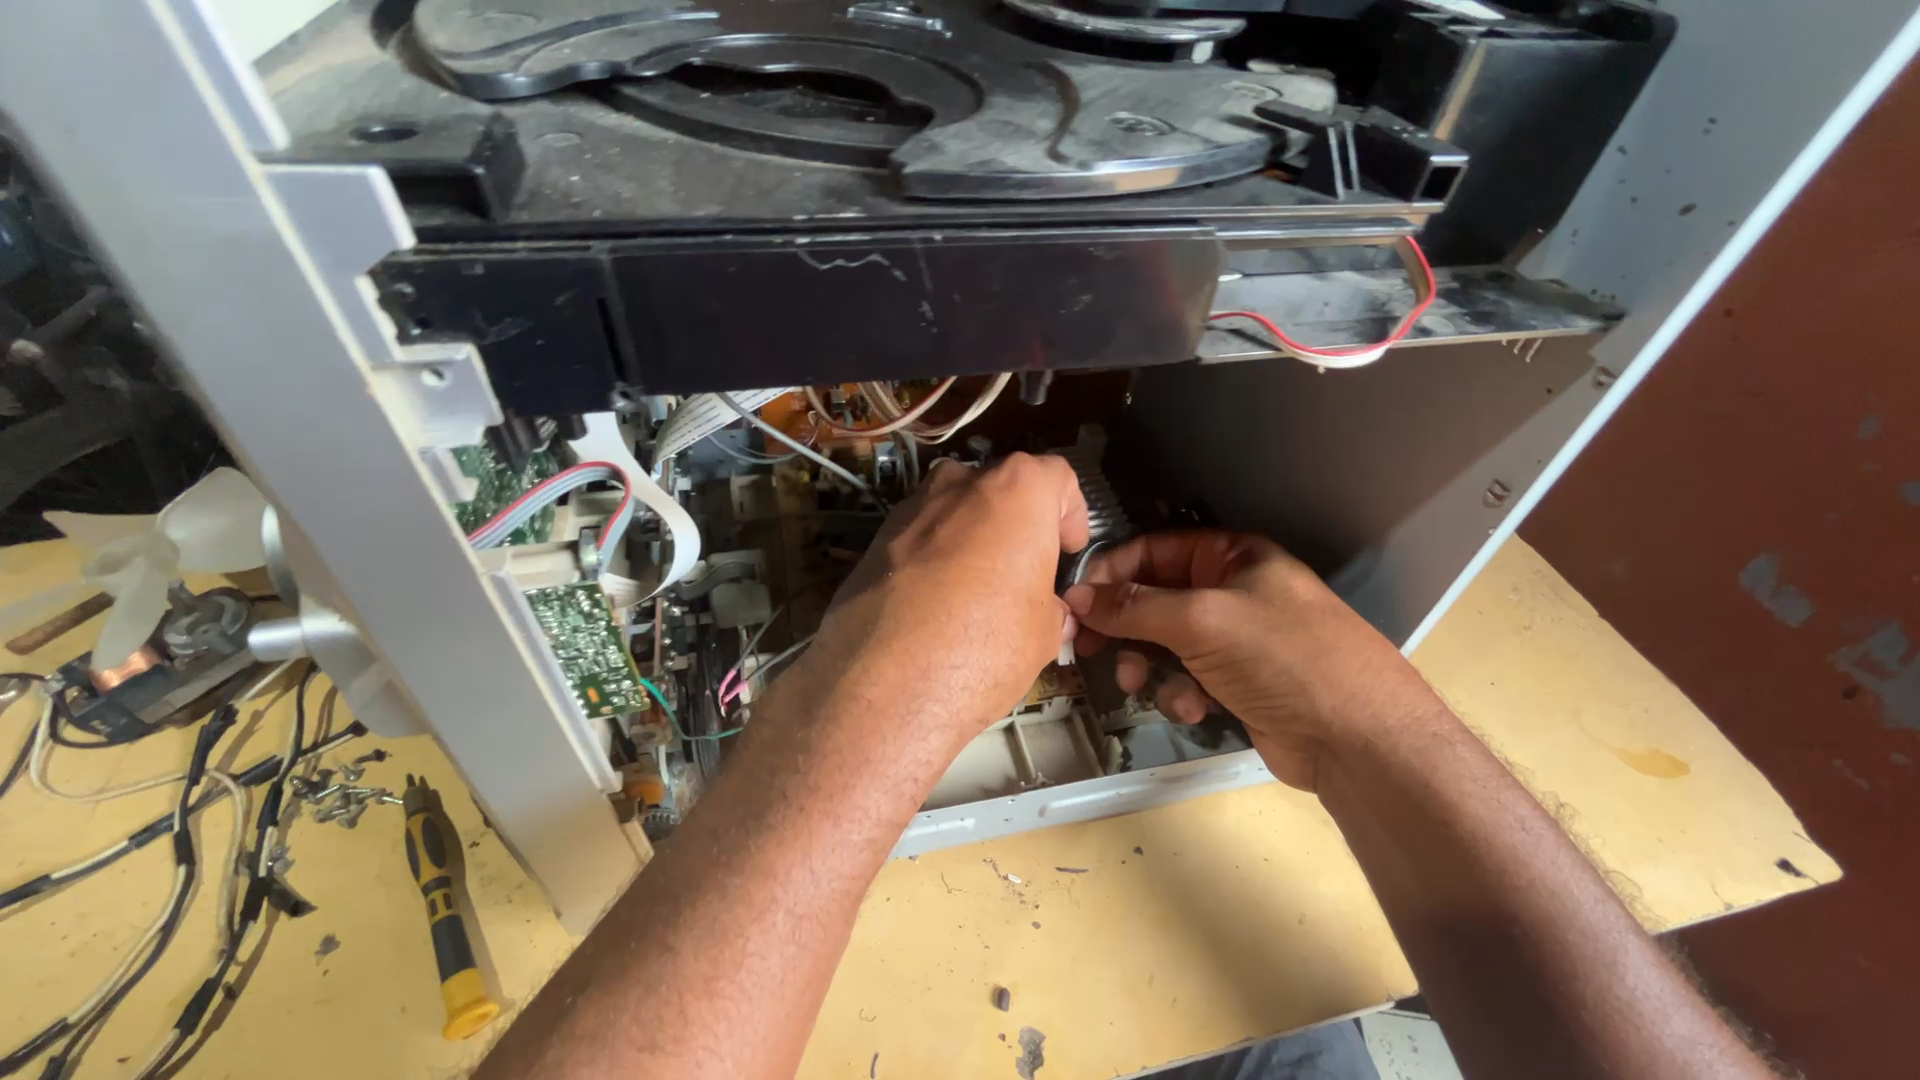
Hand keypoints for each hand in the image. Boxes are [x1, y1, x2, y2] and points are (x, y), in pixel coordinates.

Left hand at [795, 454, 1088, 751]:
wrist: (884, 681)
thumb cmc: (985, 644)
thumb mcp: (1046, 633)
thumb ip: (1053, 610)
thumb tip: (1052, 615)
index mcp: (1016, 489)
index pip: (1058, 477)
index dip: (1070, 514)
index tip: (1069, 550)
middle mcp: (960, 482)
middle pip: (1001, 491)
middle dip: (1016, 526)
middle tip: (1025, 575)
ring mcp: (910, 508)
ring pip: (955, 513)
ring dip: (971, 541)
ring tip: (977, 595)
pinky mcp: (873, 540)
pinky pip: (918, 541)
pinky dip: (933, 561)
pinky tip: (935, 608)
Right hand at [1064, 530, 1441, 789]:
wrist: (1356, 738)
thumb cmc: (1282, 657)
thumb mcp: (1201, 620)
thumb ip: (1133, 607)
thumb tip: (1076, 596)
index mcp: (1230, 557)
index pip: (1153, 551)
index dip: (1112, 574)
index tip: (1074, 602)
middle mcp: (1230, 592)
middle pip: (1153, 600)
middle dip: (1123, 626)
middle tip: (1088, 647)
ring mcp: (1235, 640)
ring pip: (1163, 644)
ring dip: (1147, 665)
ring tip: (1138, 685)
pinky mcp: (1236, 684)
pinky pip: (1185, 678)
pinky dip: (1180, 693)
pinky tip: (1194, 708)